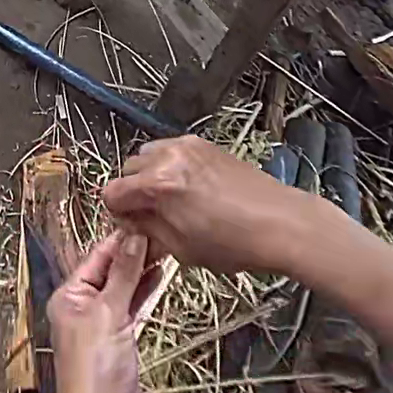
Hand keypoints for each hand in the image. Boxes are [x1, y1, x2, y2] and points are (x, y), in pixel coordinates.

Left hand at [43, 231, 153, 392]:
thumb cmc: (95, 373)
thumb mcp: (109, 313)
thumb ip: (124, 273)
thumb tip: (134, 235)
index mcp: (70, 296)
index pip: (98, 255)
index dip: (123, 236)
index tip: (148, 217)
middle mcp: (84, 306)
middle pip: (112, 268)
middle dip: (136, 249)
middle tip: (165, 229)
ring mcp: (103, 322)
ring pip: (125, 284)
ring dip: (144, 267)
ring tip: (168, 244)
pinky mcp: (121, 337)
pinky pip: (134, 303)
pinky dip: (147, 288)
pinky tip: (162, 272)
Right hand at [103, 135, 344, 277]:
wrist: (279, 222)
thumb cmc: (234, 241)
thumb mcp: (180, 247)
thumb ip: (147, 228)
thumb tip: (130, 220)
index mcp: (159, 183)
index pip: (113, 191)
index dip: (118, 213)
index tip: (131, 226)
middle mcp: (172, 155)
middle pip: (130, 168)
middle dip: (133, 192)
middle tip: (150, 217)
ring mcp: (192, 146)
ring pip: (151, 155)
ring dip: (151, 176)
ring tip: (171, 203)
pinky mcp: (208, 145)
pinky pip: (175, 151)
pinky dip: (172, 167)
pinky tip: (190, 191)